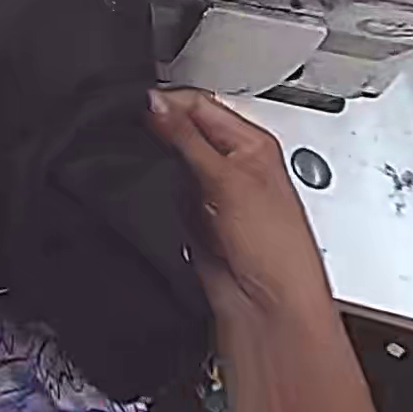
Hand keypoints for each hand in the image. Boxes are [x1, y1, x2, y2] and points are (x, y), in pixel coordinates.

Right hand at [147, 88, 333, 322]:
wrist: (268, 310)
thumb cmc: (276, 248)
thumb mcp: (228, 180)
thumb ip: (187, 138)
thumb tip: (156, 102)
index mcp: (250, 142)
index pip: (200, 103)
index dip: (170, 102)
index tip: (140, 105)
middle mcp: (231, 161)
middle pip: (184, 128)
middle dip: (160, 128)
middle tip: (136, 130)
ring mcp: (210, 188)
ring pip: (171, 158)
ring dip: (157, 159)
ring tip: (145, 161)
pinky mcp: (193, 213)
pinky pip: (164, 187)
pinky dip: (155, 186)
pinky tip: (150, 188)